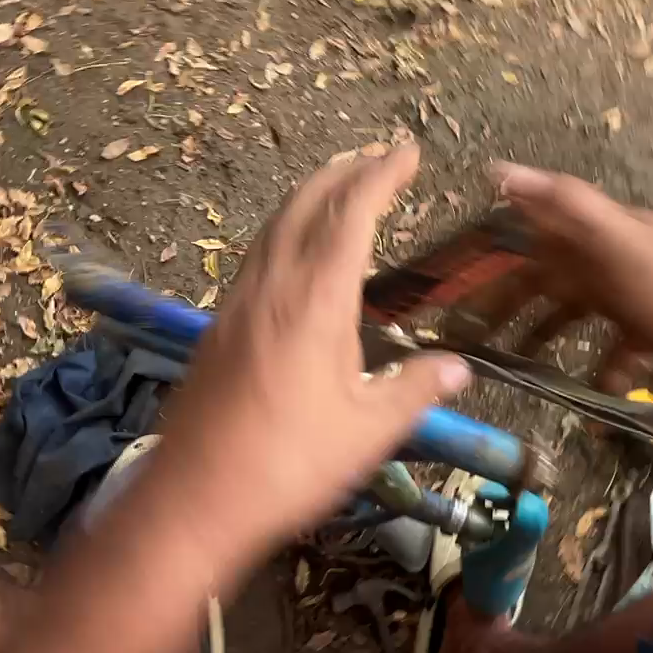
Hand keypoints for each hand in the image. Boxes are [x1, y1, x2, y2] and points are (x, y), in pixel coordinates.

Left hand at [150, 145, 471, 553]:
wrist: (193, 500)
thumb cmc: (289, 465)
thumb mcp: (368, 432)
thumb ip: (416, 390)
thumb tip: (459, 367)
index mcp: (315, 301)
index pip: (352, 215)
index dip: (382, 175)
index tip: (407, 152)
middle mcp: (272, 286)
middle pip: (305, 203)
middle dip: (342, 170)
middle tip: (375, 157)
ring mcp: (237, 302)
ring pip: (274, 225)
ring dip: (310, 195)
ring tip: (340, 188)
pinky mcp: (218, 325)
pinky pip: (257, 255)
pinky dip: (286, 230)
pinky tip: (296, 252)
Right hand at [474, 163, 652, 408]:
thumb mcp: (625, 244)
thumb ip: (567, 207)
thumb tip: (501, 169)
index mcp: (608, 231)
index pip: (539, 231)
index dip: (499, 250)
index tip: (463, 276)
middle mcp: (620, 255)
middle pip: (554, 275)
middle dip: (515, 300)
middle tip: (478, 332)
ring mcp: (641, 294)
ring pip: (580, 310)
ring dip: (548, 332)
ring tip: (520, 361)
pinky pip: (617, 345)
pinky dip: (603, 365)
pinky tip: (596, 389)